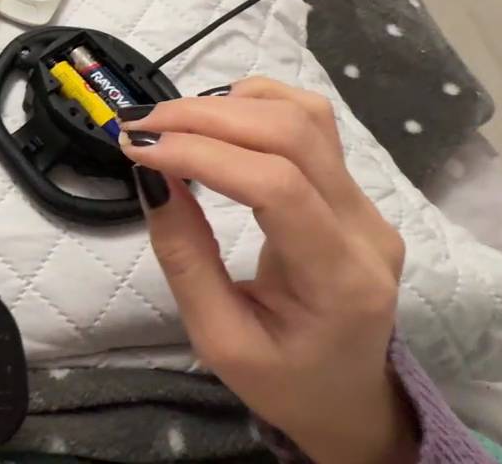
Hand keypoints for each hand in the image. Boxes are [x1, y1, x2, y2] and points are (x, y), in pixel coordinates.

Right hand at [120, 77, 416, 463]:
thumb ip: (184, 255)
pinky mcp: (352, 188)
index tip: (134, 148)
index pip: (275, 185)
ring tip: (171, 123)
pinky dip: (252, 104)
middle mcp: (366, 229)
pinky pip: (309, 119)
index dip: (199, 152)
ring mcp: (367, 203)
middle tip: (137, 127)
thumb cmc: (283, 380)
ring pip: (303, 114)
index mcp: (340, 281)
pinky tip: (212, 121)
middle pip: (291, 134)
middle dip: (201, 117)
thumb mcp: (218, 338)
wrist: (348, 398)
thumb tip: (149, 173)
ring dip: (226, 104)